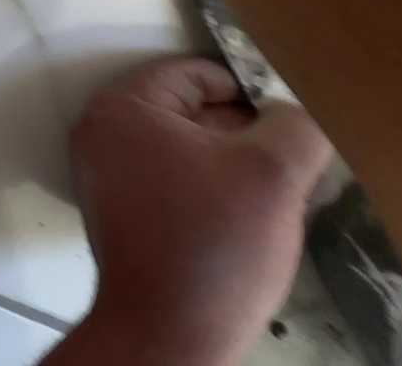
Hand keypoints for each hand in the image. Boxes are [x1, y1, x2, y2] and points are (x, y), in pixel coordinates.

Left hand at [70, 58, 332, 362]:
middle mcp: (102, 130)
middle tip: (299, 161)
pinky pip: (173, 179)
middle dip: (246, 131)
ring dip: (235, 163)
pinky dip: (213, 187)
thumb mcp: (271, 174)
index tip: (294, 121)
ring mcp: (105, 170)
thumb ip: (293, 127)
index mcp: (122, 107)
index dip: (249, 89)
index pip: (193, 73)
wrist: (168, 328)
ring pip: (185, 148)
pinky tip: (256, 217)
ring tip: (287, 192)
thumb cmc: (214, 240)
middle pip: (188, 109)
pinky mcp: (119, 207)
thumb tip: (296, 110)